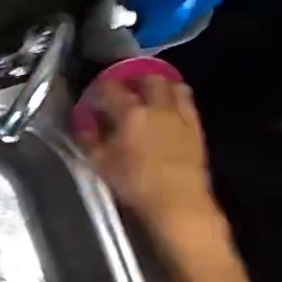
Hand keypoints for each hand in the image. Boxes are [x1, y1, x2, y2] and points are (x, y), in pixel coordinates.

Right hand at [80, 75, 219, 229]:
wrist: (179, 203)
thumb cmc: (136, 185)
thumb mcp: (102, 165)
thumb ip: (91, 140)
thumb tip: (85, 124)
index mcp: (130, 113)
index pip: (112, 88)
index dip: (102, 86)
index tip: (97, 93)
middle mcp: (157, 107)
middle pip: (148, 78)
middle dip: (136, 78)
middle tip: (127, 87)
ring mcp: (180, 115)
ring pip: (174, 85)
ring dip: (161, 84)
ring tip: (152, 93)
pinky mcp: (196, 128)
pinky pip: (189, 102)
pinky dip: (178, 98)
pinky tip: (172, 108)